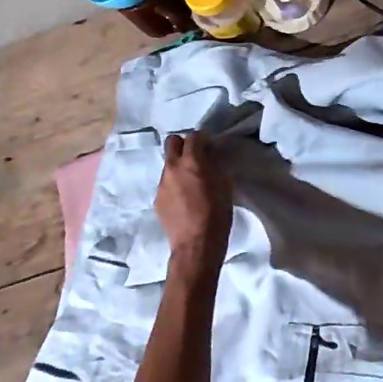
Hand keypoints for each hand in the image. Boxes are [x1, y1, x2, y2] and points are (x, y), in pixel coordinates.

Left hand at [156, 132, 231, 261]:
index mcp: (191, 162)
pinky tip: (184, 200)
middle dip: (184, 145)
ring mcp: (161, 184)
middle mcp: (172, 168)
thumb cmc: (217, 215)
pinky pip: (166, 184)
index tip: (209, 146)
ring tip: (190, 183)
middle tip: (195, 157)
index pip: (193, 136)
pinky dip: (174, 185)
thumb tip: (208, 159)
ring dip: (179, 167)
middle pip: (172, 142)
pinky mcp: (157, 199)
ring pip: (168, 165)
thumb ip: (214, 167)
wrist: (196, 245)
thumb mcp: (225, 186)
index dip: (203, 138)